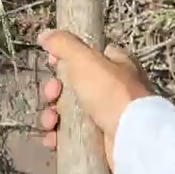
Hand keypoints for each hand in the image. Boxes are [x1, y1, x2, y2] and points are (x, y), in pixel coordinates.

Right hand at [36, 29, 153, 170]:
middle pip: (72, 86)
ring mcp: (104, 116)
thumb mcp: (86, 60)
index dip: (66, 59)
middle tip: (52, 95)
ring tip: (51, 122)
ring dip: (51, 115)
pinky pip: (69, 135)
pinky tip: (53, 139)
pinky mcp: (97, 139)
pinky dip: (57, 136)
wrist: (130, 137)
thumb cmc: (111, 93)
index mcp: (116, 64)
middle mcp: (112, 89)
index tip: (51, 63)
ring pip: (67, 112)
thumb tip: (44, 34)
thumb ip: (64, 45)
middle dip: (54, 91)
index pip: (87, 56)